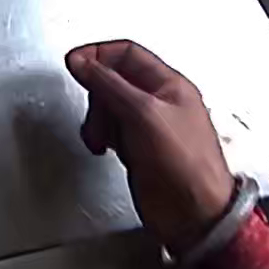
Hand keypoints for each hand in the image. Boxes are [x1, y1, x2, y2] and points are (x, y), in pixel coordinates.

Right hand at [65, 40, 233, 248]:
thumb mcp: (141, 112)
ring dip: (97, 118)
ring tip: (100, 136)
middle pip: (112, 79)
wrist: (194, 216)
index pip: (126, 53)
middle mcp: (158, 101)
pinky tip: (104, 147)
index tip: (75, 63)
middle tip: (95, 111)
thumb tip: (80, 61)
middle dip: (96, 94)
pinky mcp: (137, 147)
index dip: (97, 54)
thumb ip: (107, 83)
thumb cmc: (184, 164)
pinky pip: (109, 129)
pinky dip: (100, 135)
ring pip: (107, 105)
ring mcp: (147, 125)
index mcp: (169, 84)